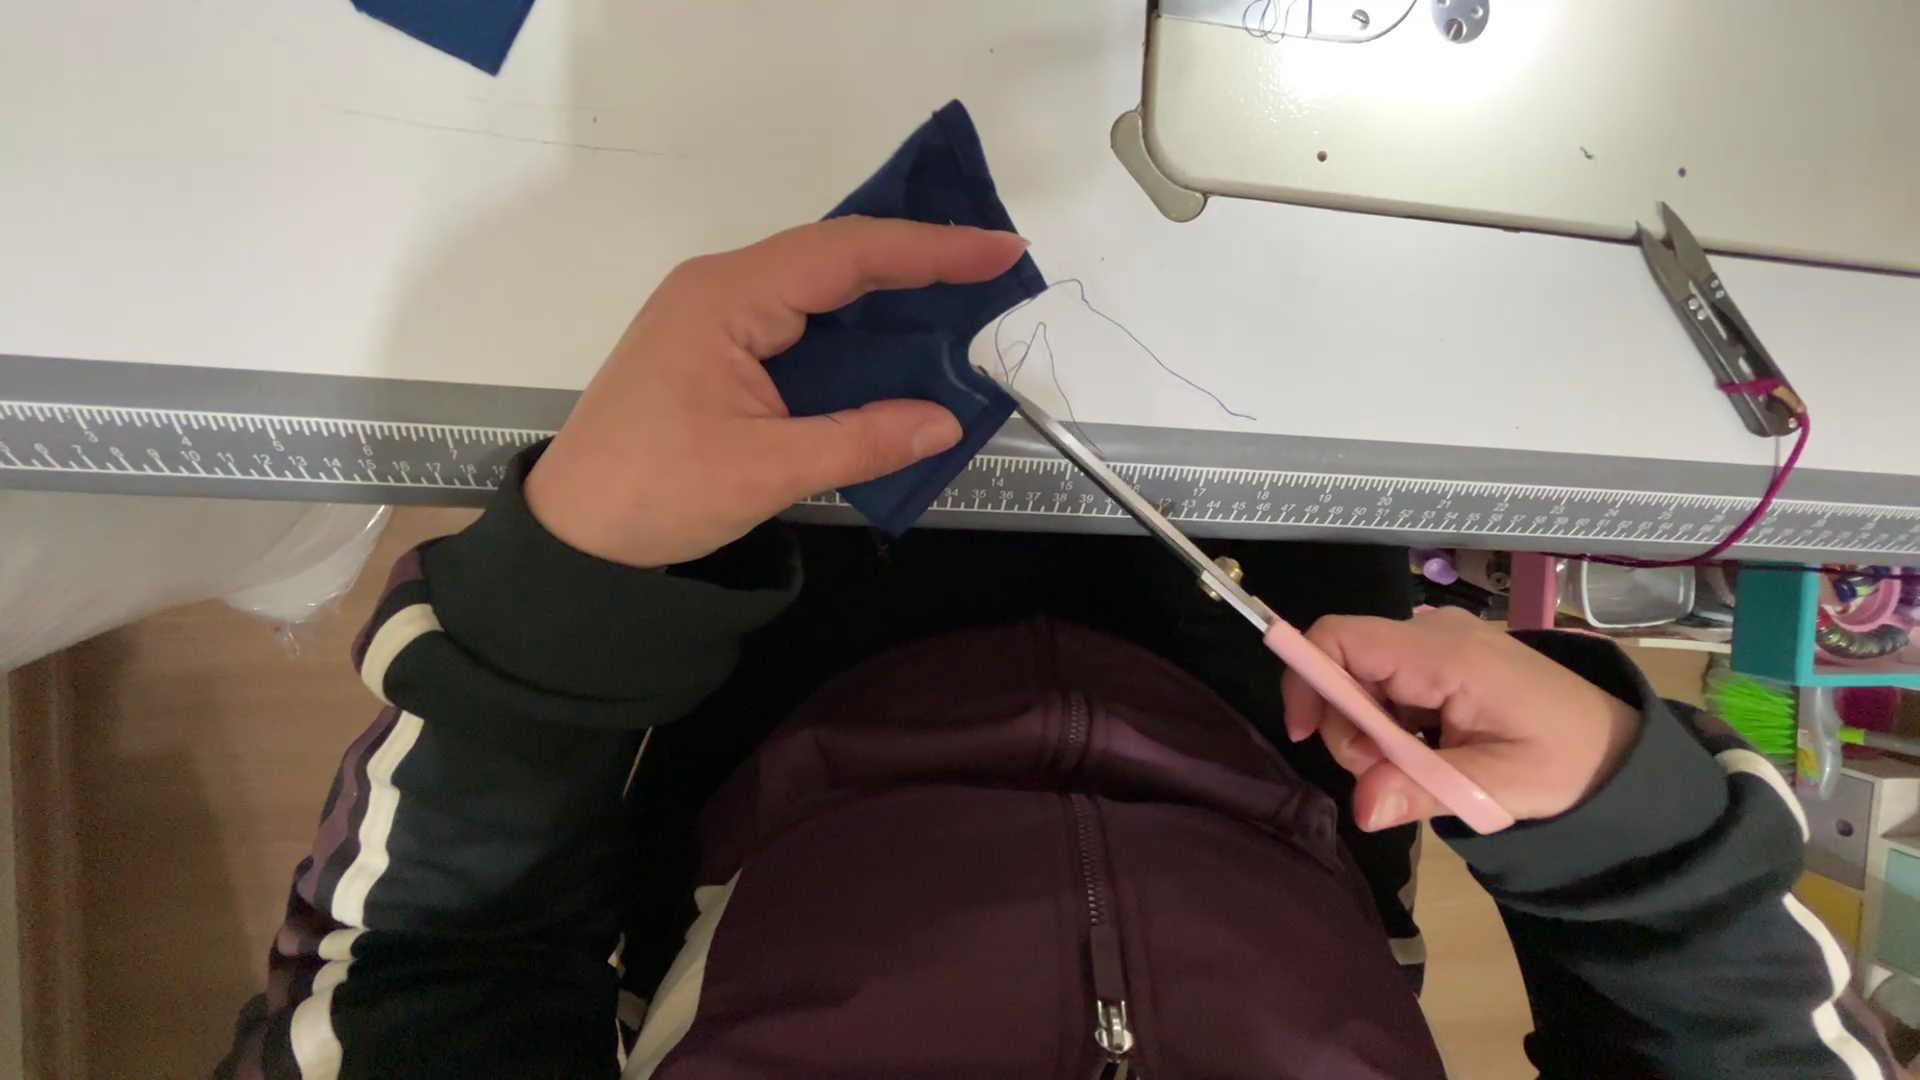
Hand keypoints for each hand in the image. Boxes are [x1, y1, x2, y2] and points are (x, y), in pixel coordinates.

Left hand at [524, 218, 1029, 567]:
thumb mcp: (766, 471)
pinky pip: (805, 326)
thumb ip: (862, 440)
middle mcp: (725, 288)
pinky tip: (897, 350)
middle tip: (992, 270)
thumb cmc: (655, 493)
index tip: (999, 252)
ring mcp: (721, 318)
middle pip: (836, 257)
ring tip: (962, 304)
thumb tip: (948, 422)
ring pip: (822, 290)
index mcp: (728, 297)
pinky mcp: (724, 351)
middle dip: (918, 261)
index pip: (846, 255)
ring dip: (890, 298)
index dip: (930, 250)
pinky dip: (858, 336)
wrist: (576, 535)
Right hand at [1280, 608, 1640, 832]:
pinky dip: (1383, 719)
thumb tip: (1361, 809)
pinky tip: (1418, 746)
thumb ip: (1424, 790)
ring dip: (1365, 728)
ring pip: (1356, 675)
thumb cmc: (1571, 763)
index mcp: (1442, 654)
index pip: (1338, 637)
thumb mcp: (1500, 788)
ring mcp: (1432, 640)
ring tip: (1410, 765)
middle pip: (1340, 663)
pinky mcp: (1434, 655)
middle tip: (1382, 772)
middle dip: (1345, 723)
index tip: (1303, 733)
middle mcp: (1429, 632)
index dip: (1305, 678)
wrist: (1622, 749)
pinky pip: (1380, 679)